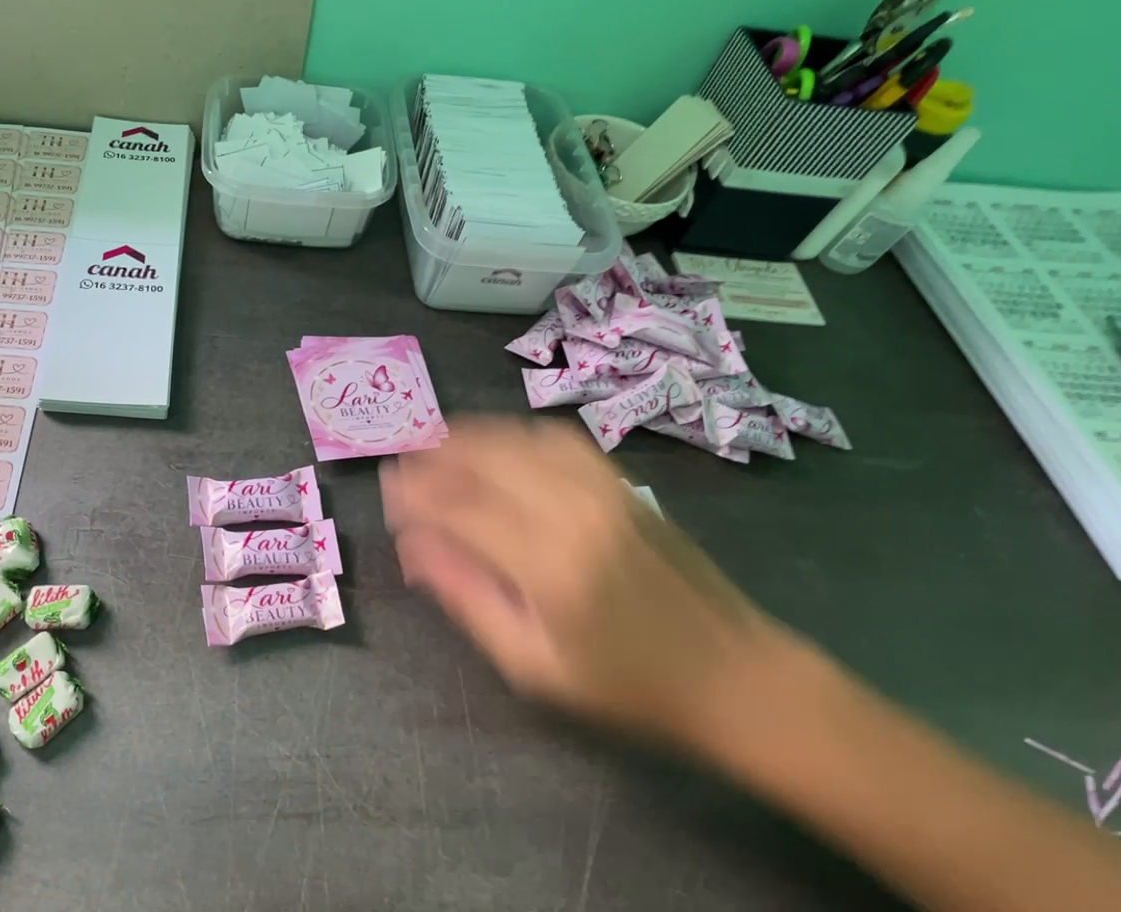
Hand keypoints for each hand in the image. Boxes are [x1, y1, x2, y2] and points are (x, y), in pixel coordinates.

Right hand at [382, 417, 797, 753]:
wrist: (735, 675)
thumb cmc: (627, 685)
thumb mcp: (534, 665)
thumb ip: (467, 599)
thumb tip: (413, 550)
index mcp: (547, 562)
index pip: (458, 507)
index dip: (414, 495)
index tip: (385, 492)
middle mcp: (573, 509)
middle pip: (486, 458)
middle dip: (435, 455)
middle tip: (402, 462)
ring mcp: (605, 489)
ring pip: (519, 438)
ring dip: (472, 436)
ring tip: (436, 445)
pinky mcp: (625, 483)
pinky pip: (559, 439)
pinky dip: (517, 433)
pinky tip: (498, 445)